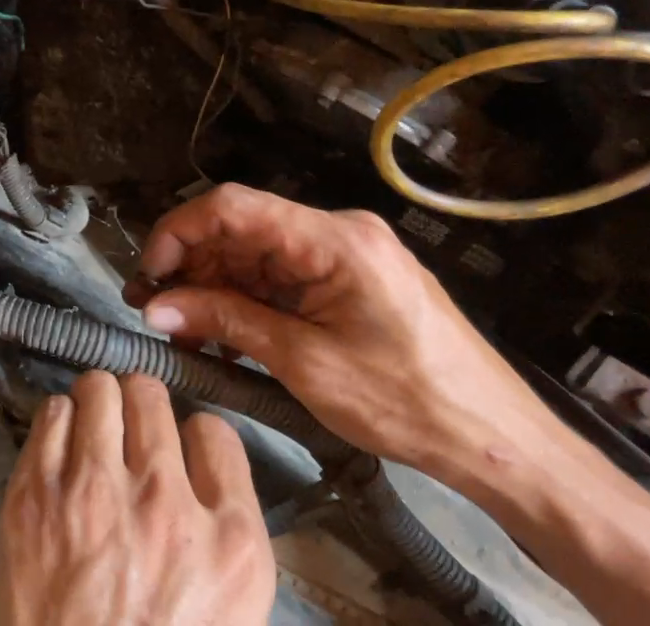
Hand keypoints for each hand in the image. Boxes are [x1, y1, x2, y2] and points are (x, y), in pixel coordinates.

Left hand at [0, 372, 273, 625]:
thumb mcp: (230, 611)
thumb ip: (223, 532)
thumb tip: (198, 469)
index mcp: (230, 542)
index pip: (217, 433)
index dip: (195, 435)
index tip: (179, 449)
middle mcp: (164, 502)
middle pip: (151, 395)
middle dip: (140, 403)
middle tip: (127, 426)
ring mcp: (94, 490)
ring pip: (98, 389)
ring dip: (97, 403)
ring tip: (91, 427)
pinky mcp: (35, 489)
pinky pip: (53, 411)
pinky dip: (59, 420)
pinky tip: (60, 446)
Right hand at [128, 184, 552, 480]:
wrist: (500, 442)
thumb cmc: (406, 403)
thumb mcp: (304, 363)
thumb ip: (226, 322)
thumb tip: (154, 308)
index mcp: (335, 240)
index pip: (233, 206)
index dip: (178, 232)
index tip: (149, 277)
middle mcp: (338, 231)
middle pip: (239, 228)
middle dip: (190, 266)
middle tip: (155, 313)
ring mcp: (345, 252)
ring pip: (254, 252)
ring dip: (212, 287)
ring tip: (184, 332)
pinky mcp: (349, 277)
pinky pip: (279, 273)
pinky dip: (244, 299)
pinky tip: (222, 332)